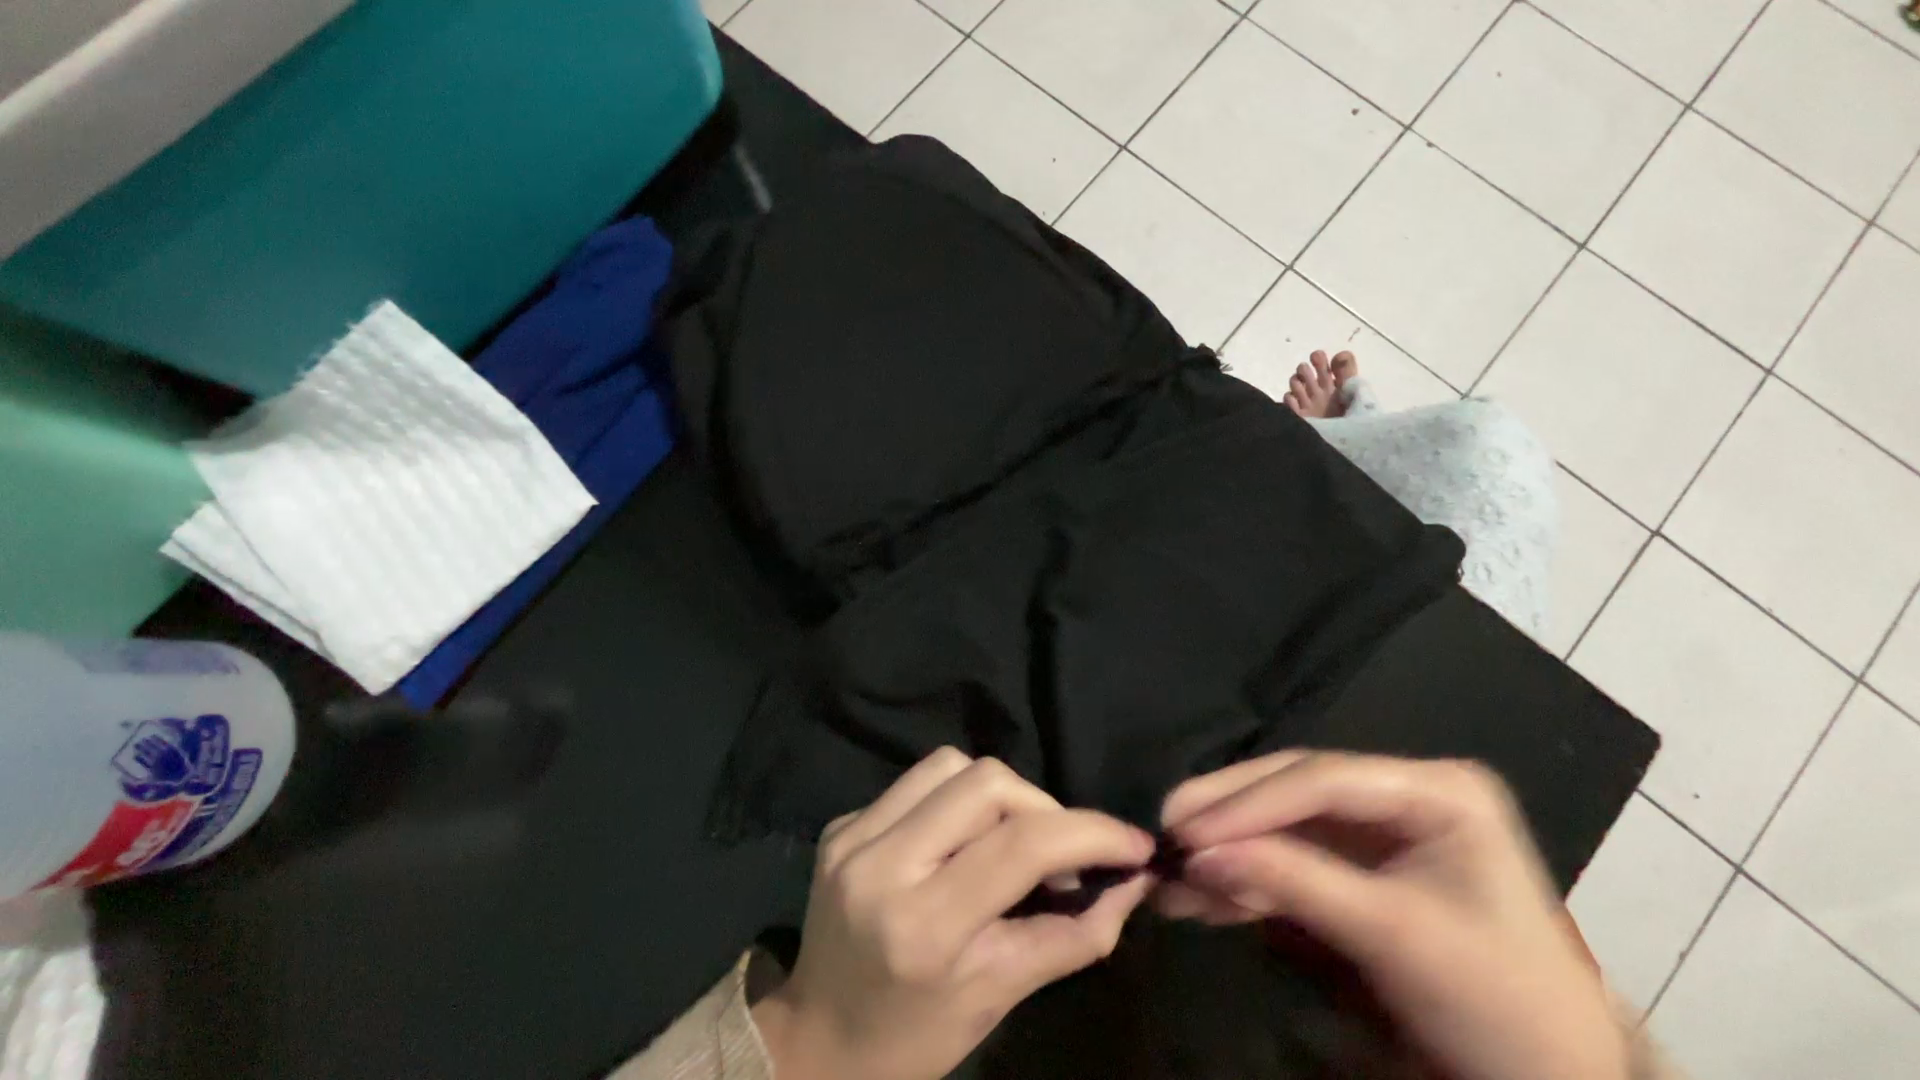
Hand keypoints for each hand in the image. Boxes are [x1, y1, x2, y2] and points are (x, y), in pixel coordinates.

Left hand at [753, 748, 1156, 1079]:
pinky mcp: (840, 825)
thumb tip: (1133, 881)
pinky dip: (955, 805)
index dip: (1091, 833)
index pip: (1022, 844)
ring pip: (949, 766)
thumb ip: (1075, 935)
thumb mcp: (1000, 995)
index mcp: (924, 923)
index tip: (1132, 844)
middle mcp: (880, 863)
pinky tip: (958, 847)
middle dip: (1043, 808)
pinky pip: (916, 784)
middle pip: (986, 782)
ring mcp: (851, 836)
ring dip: (999, 797)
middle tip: (1062, 856)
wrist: (815, 1042)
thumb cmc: (915, 1036)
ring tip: (1011, 844)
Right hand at [1155, 752, 1628, 1079]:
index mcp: (1437, 790)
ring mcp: (1381, 830)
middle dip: (1230, 814)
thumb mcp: (1392, 936)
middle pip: (1296, 788)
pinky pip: (1292, 858)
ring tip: (1171, 874)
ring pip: (1285, 822)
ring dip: (1230, 848)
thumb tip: (1195, 853)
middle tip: (1164, 828)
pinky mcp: (1361, 868)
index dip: (1249, 802)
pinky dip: (1248, 878)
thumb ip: (1292, 883)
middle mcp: (1404, 794)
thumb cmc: (1494, 1000)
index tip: (1186, 828)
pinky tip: (1202, 897)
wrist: (1551, 1079)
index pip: (1324, 780)